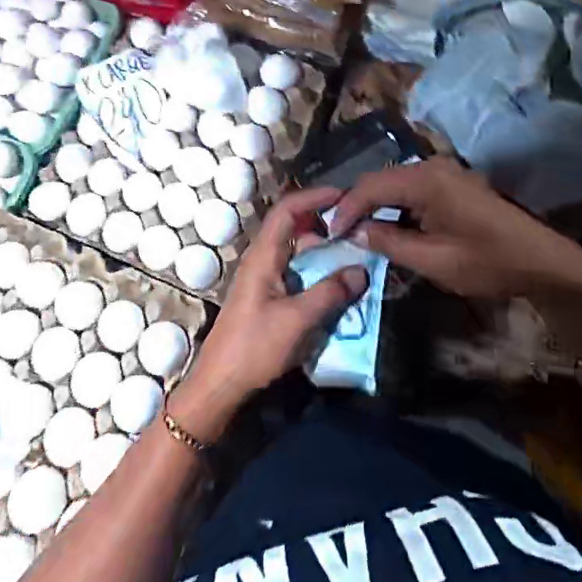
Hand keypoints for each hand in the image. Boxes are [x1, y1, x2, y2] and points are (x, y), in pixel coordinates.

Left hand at [170, 187, 368, 438]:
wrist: (220, 385)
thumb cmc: (254, 348)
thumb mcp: (297, 321)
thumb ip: (329, 293)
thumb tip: (361, 270)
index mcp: (263, 256)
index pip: (287, 210)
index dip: (315, 197)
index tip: (345, 196)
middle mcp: (263, 261)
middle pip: (296, 229)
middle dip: (327, 226)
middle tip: (359, 232)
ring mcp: (265, 280)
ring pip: (299, 254)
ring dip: (325, 254)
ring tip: (357, 260)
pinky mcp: (269, 299)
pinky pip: (298, 275)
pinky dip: (319, 275)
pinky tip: (340, 289)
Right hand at [329, 158, 581, 301]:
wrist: (544, 262)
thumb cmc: (489, 263)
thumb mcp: (434, 261)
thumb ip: (390, 243)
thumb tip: (355, 232)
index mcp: (427, 180)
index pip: (370, 186)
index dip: (345, 208)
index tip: (329, 233)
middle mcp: (433, 167)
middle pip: (381, 180)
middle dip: (356, 205)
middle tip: (337, 232)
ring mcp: (445, 173)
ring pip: (395, 184)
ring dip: (374, 205)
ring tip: (356, 231)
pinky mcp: (453, 184)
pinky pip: (412, 189)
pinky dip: (394, 206)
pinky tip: (386, 226)